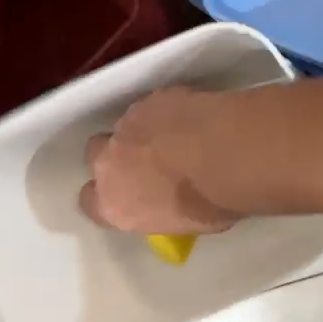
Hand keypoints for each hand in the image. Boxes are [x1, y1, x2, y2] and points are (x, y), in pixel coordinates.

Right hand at [78, 88, 240, 235]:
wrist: (231, 155)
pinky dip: (169, 110)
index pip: (90, 202)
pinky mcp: (152, 98)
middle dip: (118, 155)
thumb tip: (169, 200)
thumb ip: (163, 209)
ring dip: (144, 130)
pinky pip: (154, 104)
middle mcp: (109, 162)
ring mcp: (128, 125)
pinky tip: (192, 115)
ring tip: (177, 133)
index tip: (128, 192)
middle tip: (148, 157)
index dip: (109, 195)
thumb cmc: (214, 202)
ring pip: (125, 125)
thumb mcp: (186, 223)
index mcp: (113, 204)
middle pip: (97, 154)